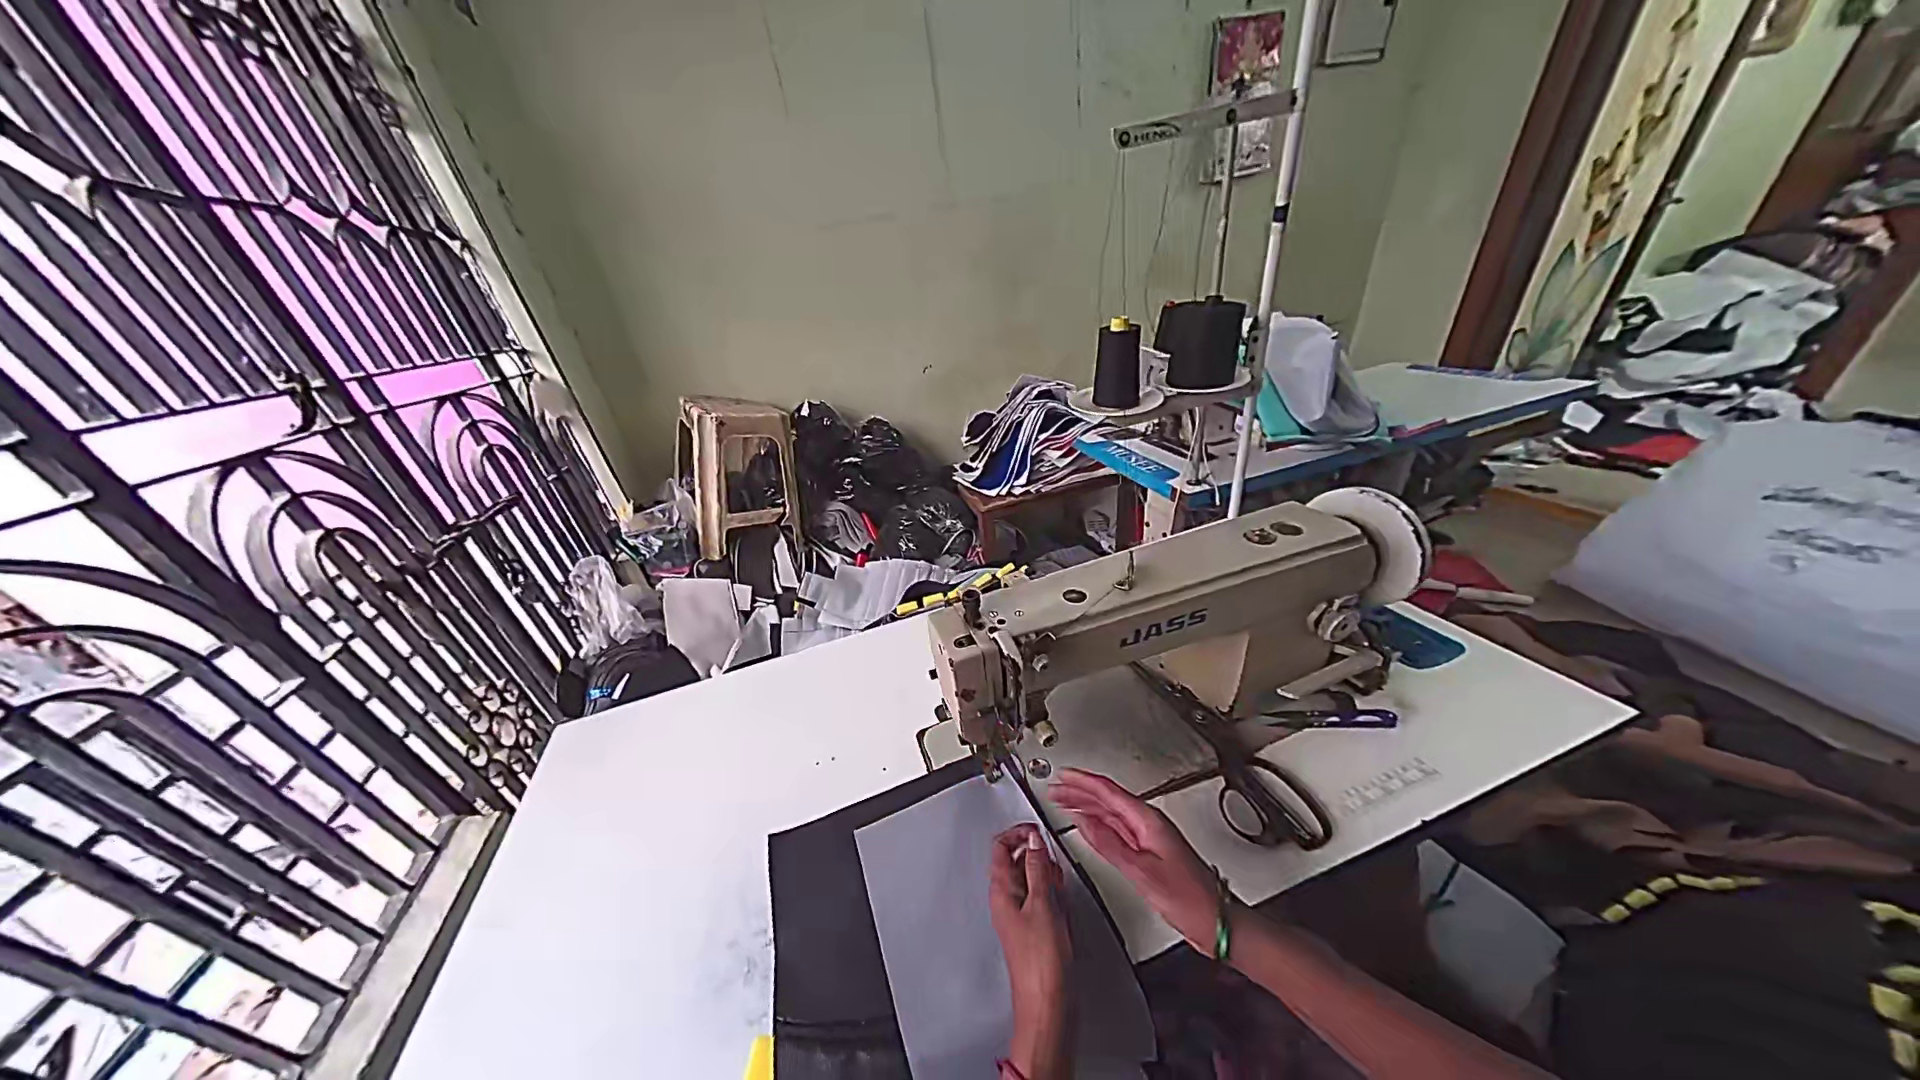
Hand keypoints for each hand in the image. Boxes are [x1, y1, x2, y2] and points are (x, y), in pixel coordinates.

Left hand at [989, 824, 1071, 1078]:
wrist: (1050, 1006)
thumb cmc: (1040, 964)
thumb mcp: (1042, 904)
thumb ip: (1038, 868)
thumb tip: (1034, 840)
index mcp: (1001, 890)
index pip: (1001, 847)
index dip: (1019, 833)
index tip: (1037, 831)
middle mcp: (1008, 901)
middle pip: (1017, 861)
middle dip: (1038, 858)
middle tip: (1052, 866)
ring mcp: (1022, 915)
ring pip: (1033, 880)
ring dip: (1049, 880)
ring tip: (1059, 895)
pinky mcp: (1037, 929)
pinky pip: (1045, 901)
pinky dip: (1056, 899)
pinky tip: (1065, 912)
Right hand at [1048, 769, 1219, 951]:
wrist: (1216, 921)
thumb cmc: (1190, 898)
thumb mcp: (1142, 871)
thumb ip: (1109, 845)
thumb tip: (1083, 823)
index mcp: (1148, 820)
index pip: (1108, 791)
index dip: (1083, 781)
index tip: (1064, 775)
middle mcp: (1148, 823)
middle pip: (1108, 798)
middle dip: (1080, 791)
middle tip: (1057, 787)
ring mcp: (1148, 836)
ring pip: (1110, 812)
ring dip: (1086, 805)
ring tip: (1064, 801)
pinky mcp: (1148, 851)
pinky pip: (1116, 828)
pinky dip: (1097, 823)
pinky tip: (1088, 825)